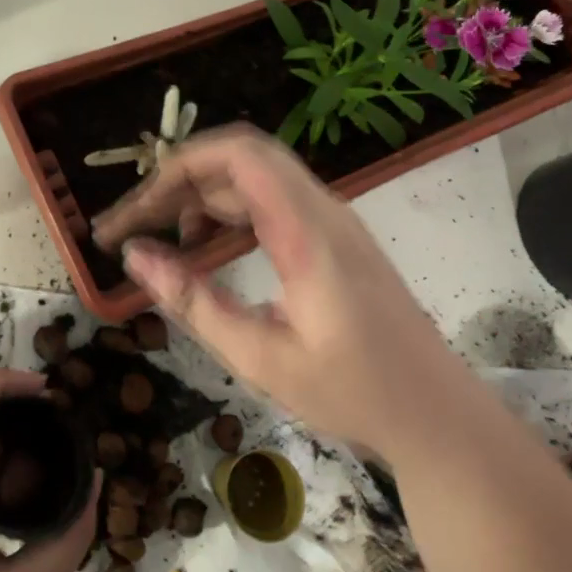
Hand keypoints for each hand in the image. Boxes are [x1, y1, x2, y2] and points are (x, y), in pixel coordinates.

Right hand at [91, 124, 474, 458]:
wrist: (439, 415)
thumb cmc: (354, 392)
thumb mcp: (262, 358)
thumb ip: (194, 303)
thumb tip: (134, 256)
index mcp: (307, 231)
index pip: (238, 156)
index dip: (179, 165)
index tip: (138, 208)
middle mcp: (321, 209)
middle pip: (239, 160)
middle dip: (178, 183)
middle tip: (132, 226)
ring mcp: (330, 219)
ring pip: (252, 178)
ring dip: (200, 197)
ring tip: (159, 240)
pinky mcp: (331, 235)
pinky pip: (268, 199)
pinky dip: (226, 212)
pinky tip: (204, 248)